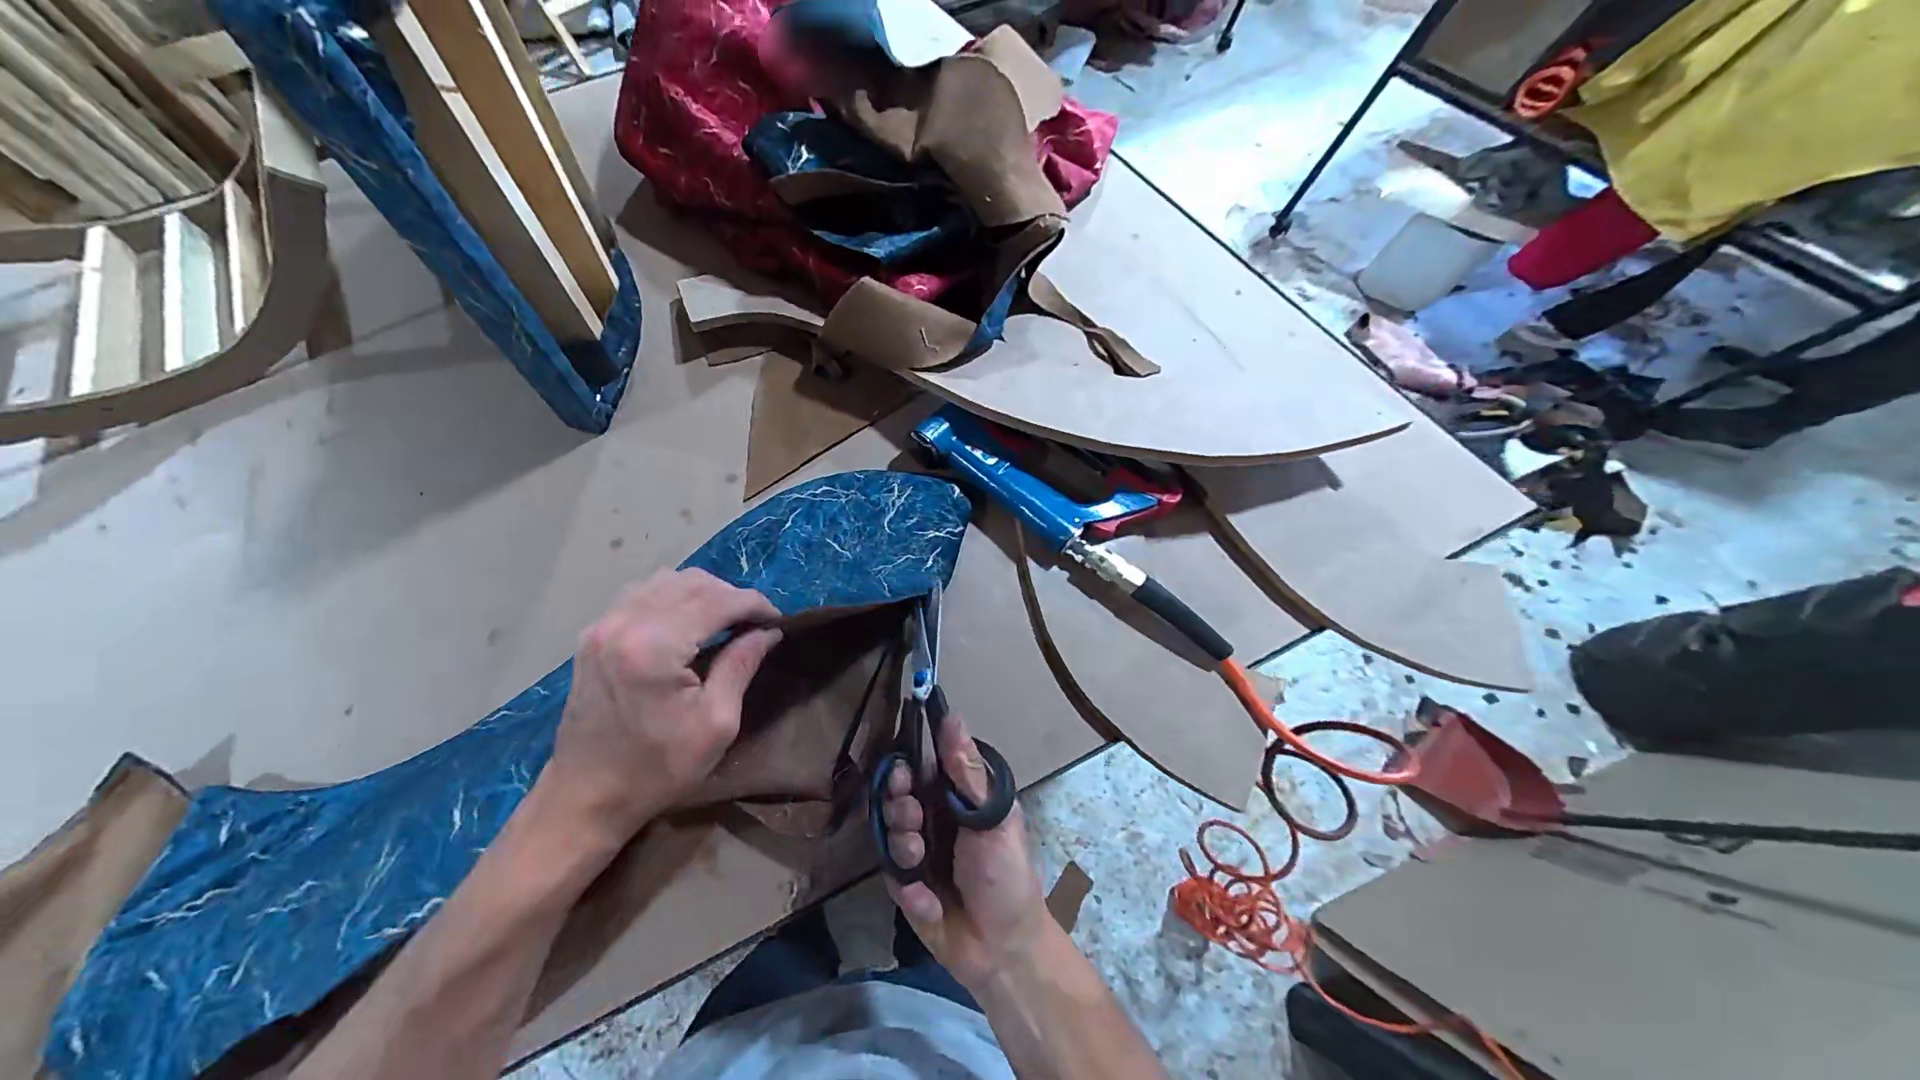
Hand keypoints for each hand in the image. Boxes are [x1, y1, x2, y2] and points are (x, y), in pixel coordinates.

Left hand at [543, 569, 781, 843]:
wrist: (586, 796)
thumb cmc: (657, 769)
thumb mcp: (716, 723)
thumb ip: (741, 665)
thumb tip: (769, 631)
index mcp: (654, 646)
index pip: (718, 600)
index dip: (755, 604)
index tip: (778, 621)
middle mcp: (624, 623)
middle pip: (693, 583)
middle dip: (732, 596)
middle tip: (755, 624)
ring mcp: (603, 625)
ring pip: (667, 580)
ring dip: (703, 593)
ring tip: (726, 621)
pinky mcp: (594, 634)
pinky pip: (642, 593)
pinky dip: (674, 597)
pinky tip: (689, 622)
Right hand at [881, 714, 1054, 991]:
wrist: (1004, 950)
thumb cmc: (1008, 876)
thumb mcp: (996, 819)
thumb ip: (969, 773)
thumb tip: (952, 718)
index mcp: (957, 798)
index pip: (923, 767)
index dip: (907, 764)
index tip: (902, 767)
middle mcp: (933, 819)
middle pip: (897, 796)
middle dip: (899, 803)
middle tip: (912, 815)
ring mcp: (917, 854)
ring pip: (890, 832)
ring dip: (903, 843)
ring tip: (920, 857)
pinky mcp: (905, 889)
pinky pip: (892, 877)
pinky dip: (910, 889)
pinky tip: (930, 899)